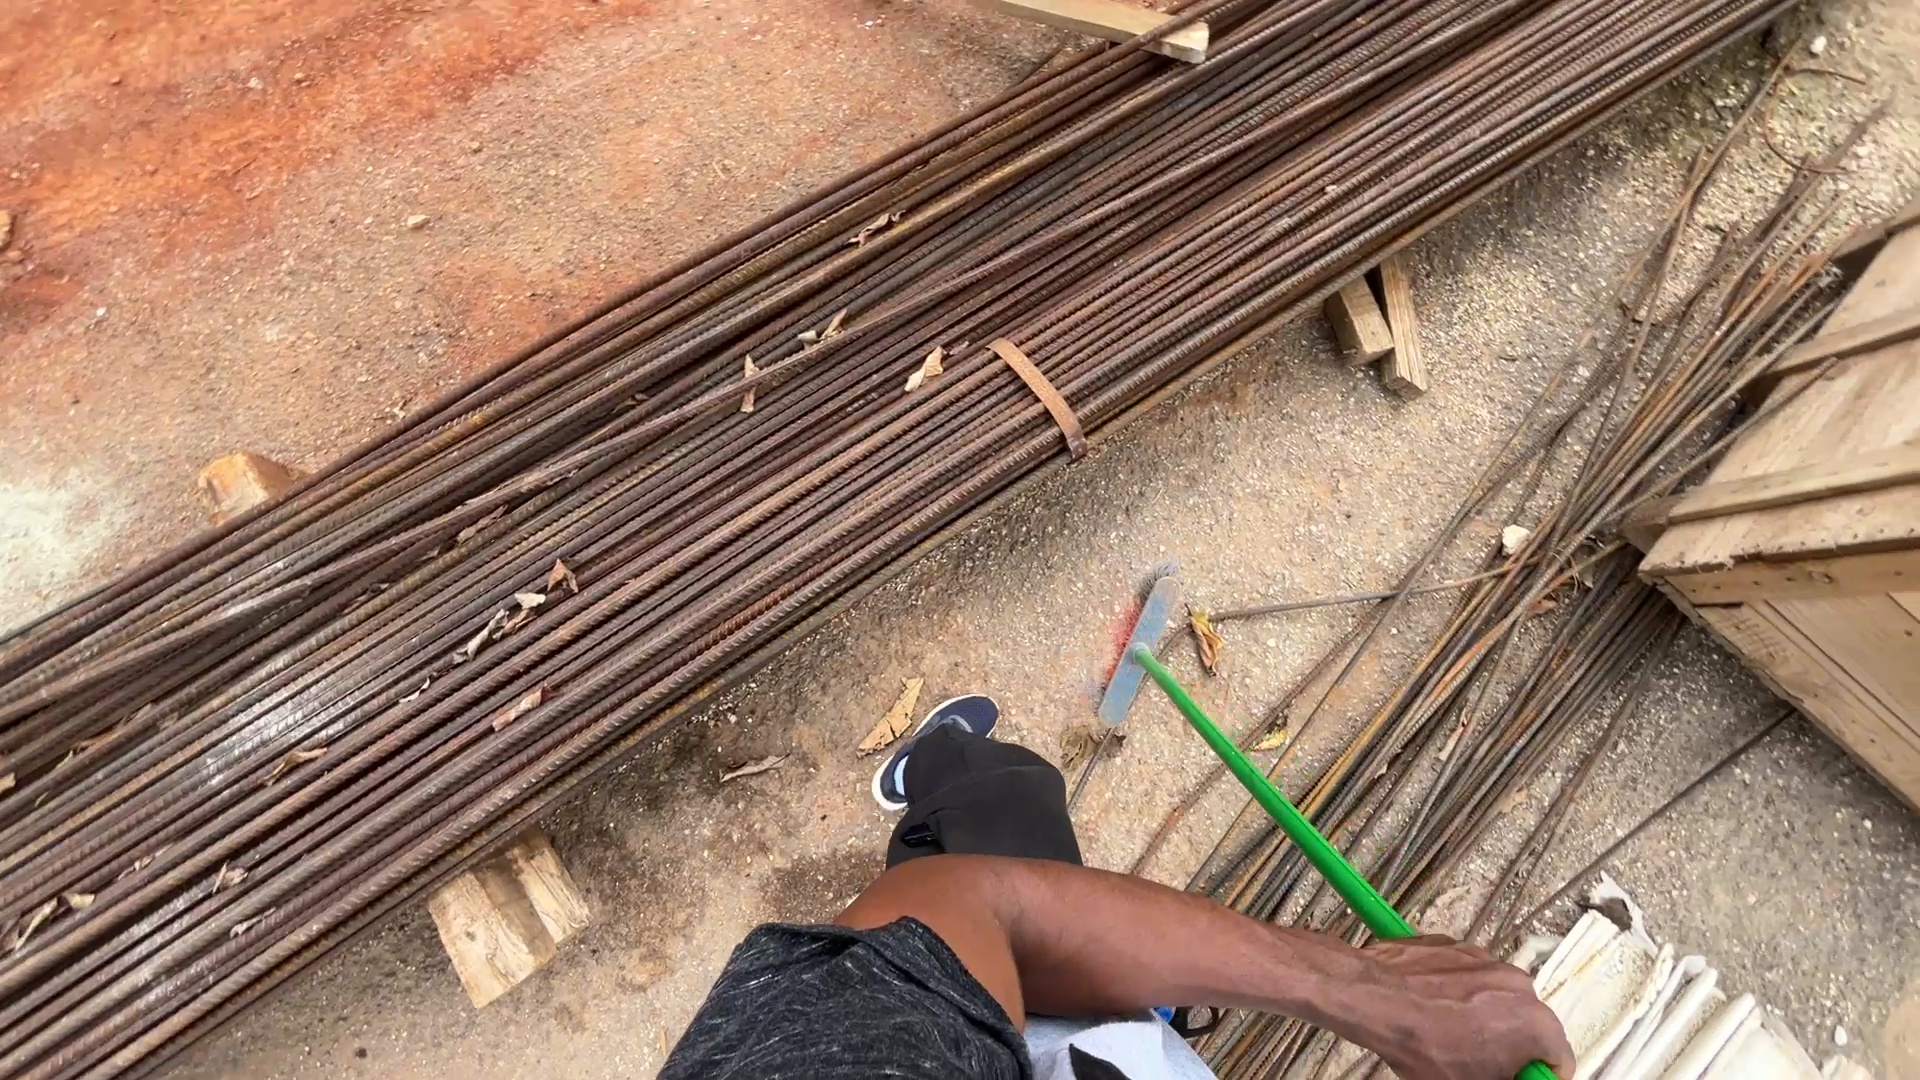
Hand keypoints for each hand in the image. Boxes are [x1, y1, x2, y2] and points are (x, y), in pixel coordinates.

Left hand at [1334, 935, 1573, 1079]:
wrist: (1371, 995)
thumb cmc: (1425, 1047)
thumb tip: (1510, 1073)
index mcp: (1537, 1023)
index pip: (1558, 1062)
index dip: (1536, 1078)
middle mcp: (1516, 982)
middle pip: (1527, 1025)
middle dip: (1510, 1045)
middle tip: (1479, 1062)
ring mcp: (1480, 956)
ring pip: (1494, 997)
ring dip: (1481, 1015)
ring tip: (1447, 1031)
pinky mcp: (1449, 943)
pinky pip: (1464, 974)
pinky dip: (1455, 989)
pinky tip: (1429, 1004)